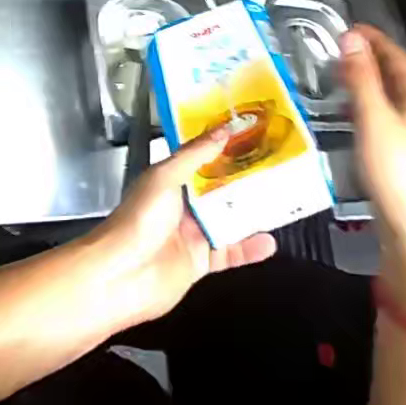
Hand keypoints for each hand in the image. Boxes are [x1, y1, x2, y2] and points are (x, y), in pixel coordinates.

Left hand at [77, 127, 277, 330]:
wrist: (123, 274)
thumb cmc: (140, 218)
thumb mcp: (165, 177)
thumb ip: (194, 156)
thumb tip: (222, 130)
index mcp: (168, 179)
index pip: (198, 159)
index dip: (221, 148)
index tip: (249, 135)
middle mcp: (181, 204)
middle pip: (217, 189)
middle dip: (243, 180)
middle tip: (276, 168)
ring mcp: (192, 233)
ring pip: (228, 220)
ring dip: (251, 213)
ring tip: (282, 200)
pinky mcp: (201, 262)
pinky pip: (230, 252)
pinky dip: (249, 248)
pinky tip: (269, 242)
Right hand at [341, 26, 405, 316]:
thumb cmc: (396, 172)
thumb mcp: (372, 119)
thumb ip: (360, 78)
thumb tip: (350, 35)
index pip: (397, 57)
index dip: (374, 39)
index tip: (348, 25)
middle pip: (399, 74)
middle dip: (371, 56)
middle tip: (340, 46)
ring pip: (394, 94)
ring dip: (370, 79)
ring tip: (342, 72)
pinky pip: (389, 112)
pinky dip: (371, 100)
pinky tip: (355, 110)